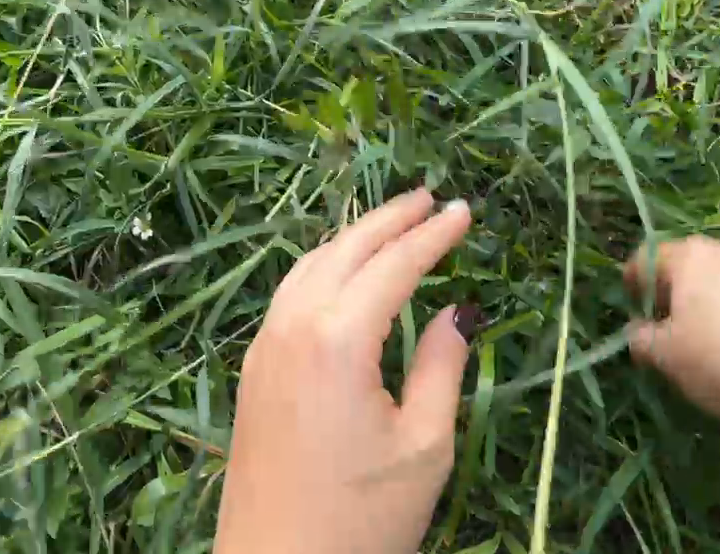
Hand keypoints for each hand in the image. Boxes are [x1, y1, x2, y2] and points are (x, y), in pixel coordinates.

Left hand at [214, 186, 477, 553]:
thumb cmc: (360, 520)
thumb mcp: (423, 448)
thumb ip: (442, 368)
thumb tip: (457, 312)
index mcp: (339, 339)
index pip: (395, 266)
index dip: (433, 235)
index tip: (464, 210)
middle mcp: (295, 324)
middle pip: (347, 247)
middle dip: (390, 218)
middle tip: (429, 198)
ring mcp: (267, 341)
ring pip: (313, 262)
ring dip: (354, 237)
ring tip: (392, 225)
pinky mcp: (255, 363)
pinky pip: (291, 289)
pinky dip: (324, 264)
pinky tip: (343, 272)